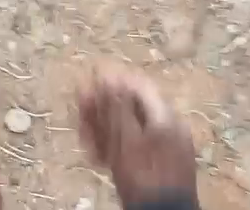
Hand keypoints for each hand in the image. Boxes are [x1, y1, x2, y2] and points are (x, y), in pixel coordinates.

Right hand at [78, 64, 197, 206]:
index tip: (88, 85)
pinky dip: (114, 144)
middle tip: (81, 112)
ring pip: (129, 124)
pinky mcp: (158, 162)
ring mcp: (165, 146)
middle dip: (102, 107)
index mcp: (165, 116)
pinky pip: (134, 143)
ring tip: (85, 137)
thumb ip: (116, 104)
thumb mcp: (125, 138)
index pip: (136, 83)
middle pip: (130, 104)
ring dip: (103, 126)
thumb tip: (106, 74)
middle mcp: (168, 126)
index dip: (110, 80)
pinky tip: (98, 152)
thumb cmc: (142, 175)